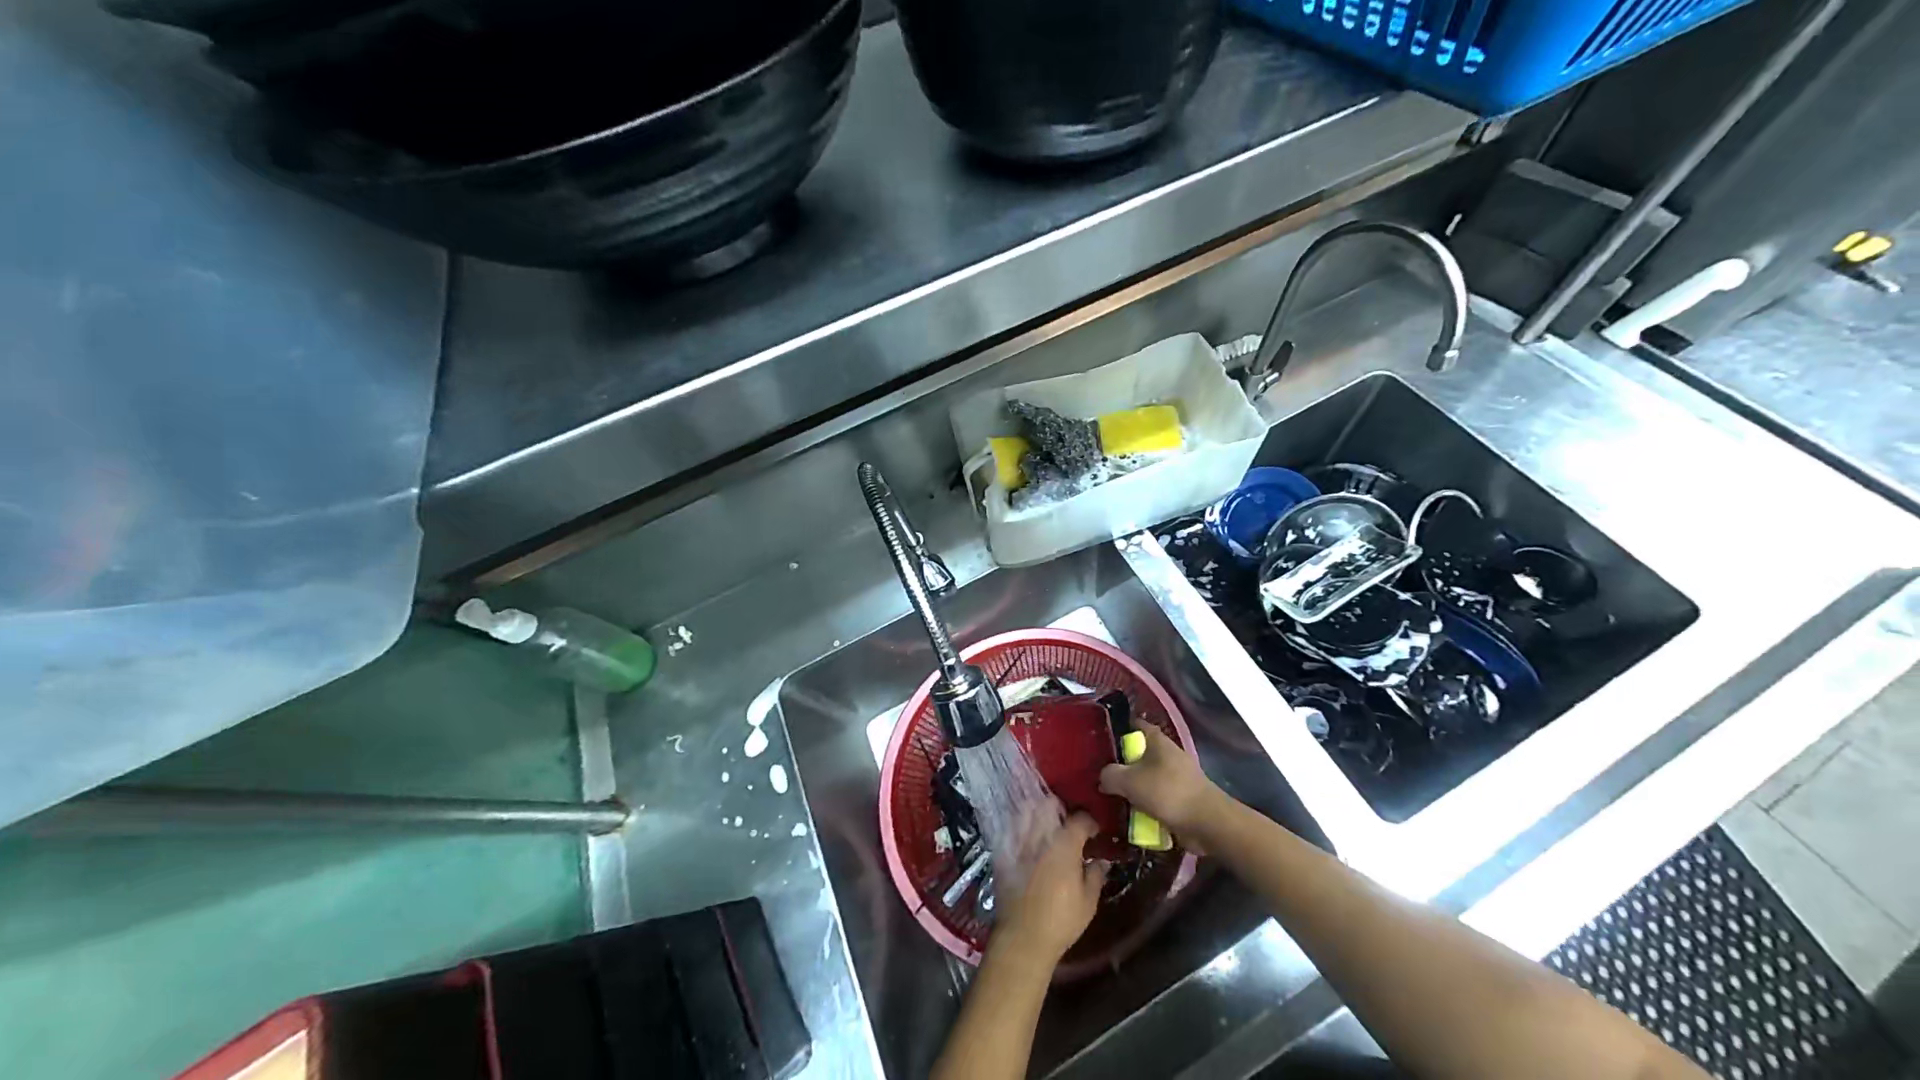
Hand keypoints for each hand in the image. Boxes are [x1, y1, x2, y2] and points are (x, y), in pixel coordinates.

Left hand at [992, 806, 1105, 962]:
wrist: (1023, 937)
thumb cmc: (1061, 920)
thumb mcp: (1088, 901)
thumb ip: (1095, 874)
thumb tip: (1100, 860)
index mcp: (1064, 845)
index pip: (1079, 819)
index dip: (1089, 822)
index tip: (1094, 831)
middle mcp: (1039, 836)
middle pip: (1048, 806)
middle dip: (1060, 810)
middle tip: (1068, 824)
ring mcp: (1018, 842)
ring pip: (1026, 812)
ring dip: (1038, 813)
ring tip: (1047, 826)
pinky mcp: (1002, 852)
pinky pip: (1011, 829)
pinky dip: (1021, 828)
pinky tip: (1028, 839)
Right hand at [1099, 724, 1224, 840]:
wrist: (1207, 823)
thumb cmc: (1167, 792)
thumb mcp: (1129, 781)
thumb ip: (1110, 775)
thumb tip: (1104, 777)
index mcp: (1158, 741)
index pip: (1135, 725)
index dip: (1118, 729)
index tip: (1100, 738)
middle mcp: (1168, 754)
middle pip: (1139, 754)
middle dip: (1122, 765)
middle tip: (1100, 775)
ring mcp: (1177, 777)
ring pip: (1147, 778)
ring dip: (1133, 789)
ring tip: (1112, 798)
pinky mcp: (1181, 798)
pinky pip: (1157, 798)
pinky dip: (1145, 806)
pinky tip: (1131, 816)